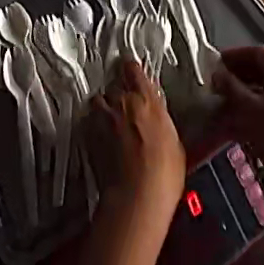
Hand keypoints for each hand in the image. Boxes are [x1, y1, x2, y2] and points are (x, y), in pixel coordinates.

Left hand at [87, 58, 184, 220]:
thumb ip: (164, 125)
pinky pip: (87, 122)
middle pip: (114, 85)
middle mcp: (123, 104)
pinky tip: (99, 135)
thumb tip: (163, 127)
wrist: (137, 196)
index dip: (131, 68)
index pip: (133, 70)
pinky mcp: (88, 139)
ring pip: (97, 101)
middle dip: (118, 92)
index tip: (131, 68)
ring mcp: (103, 120)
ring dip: (103, 105)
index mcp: (148, 99)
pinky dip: (91, 125)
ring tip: (109, 115)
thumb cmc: (163, 172)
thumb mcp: (176, 142)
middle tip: (126, 101)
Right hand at [213, 46, 263, 195]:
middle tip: (220, 80)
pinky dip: (255, 104)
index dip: (237, 54)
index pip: (259, 53)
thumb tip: (218, 74)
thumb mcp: (247, 108)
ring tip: (225, 99)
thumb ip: (231, 88)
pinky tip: (239, 119)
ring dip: (246, 90)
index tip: (219, 61)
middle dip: (240, 72)